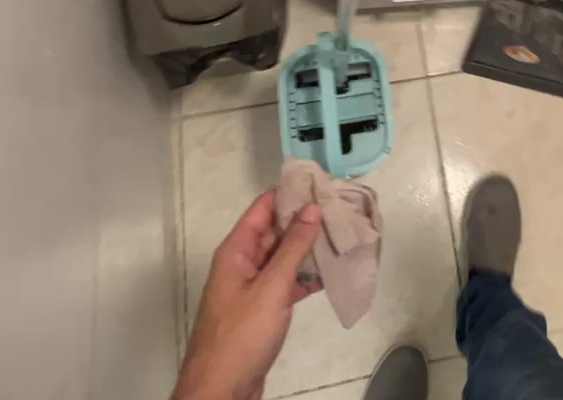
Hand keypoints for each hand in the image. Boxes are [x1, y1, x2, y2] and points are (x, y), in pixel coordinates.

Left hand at [173, 191, 324, 399]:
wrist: (219, 394)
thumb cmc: (241, 335)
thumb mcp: (271, 287)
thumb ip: (293, 247)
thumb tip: (312, 207)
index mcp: (236, 250)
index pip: (264, 207)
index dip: (291, 193)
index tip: (323, 184)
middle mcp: (242, 263)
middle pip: (275, 230)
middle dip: (305, 219)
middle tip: (341, 210)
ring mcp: (252, 288)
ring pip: (282, 257)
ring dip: (308, 248)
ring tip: (342, 236)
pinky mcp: (262, 311)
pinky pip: (285, 282)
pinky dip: (305, 276)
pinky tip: (330, 273)